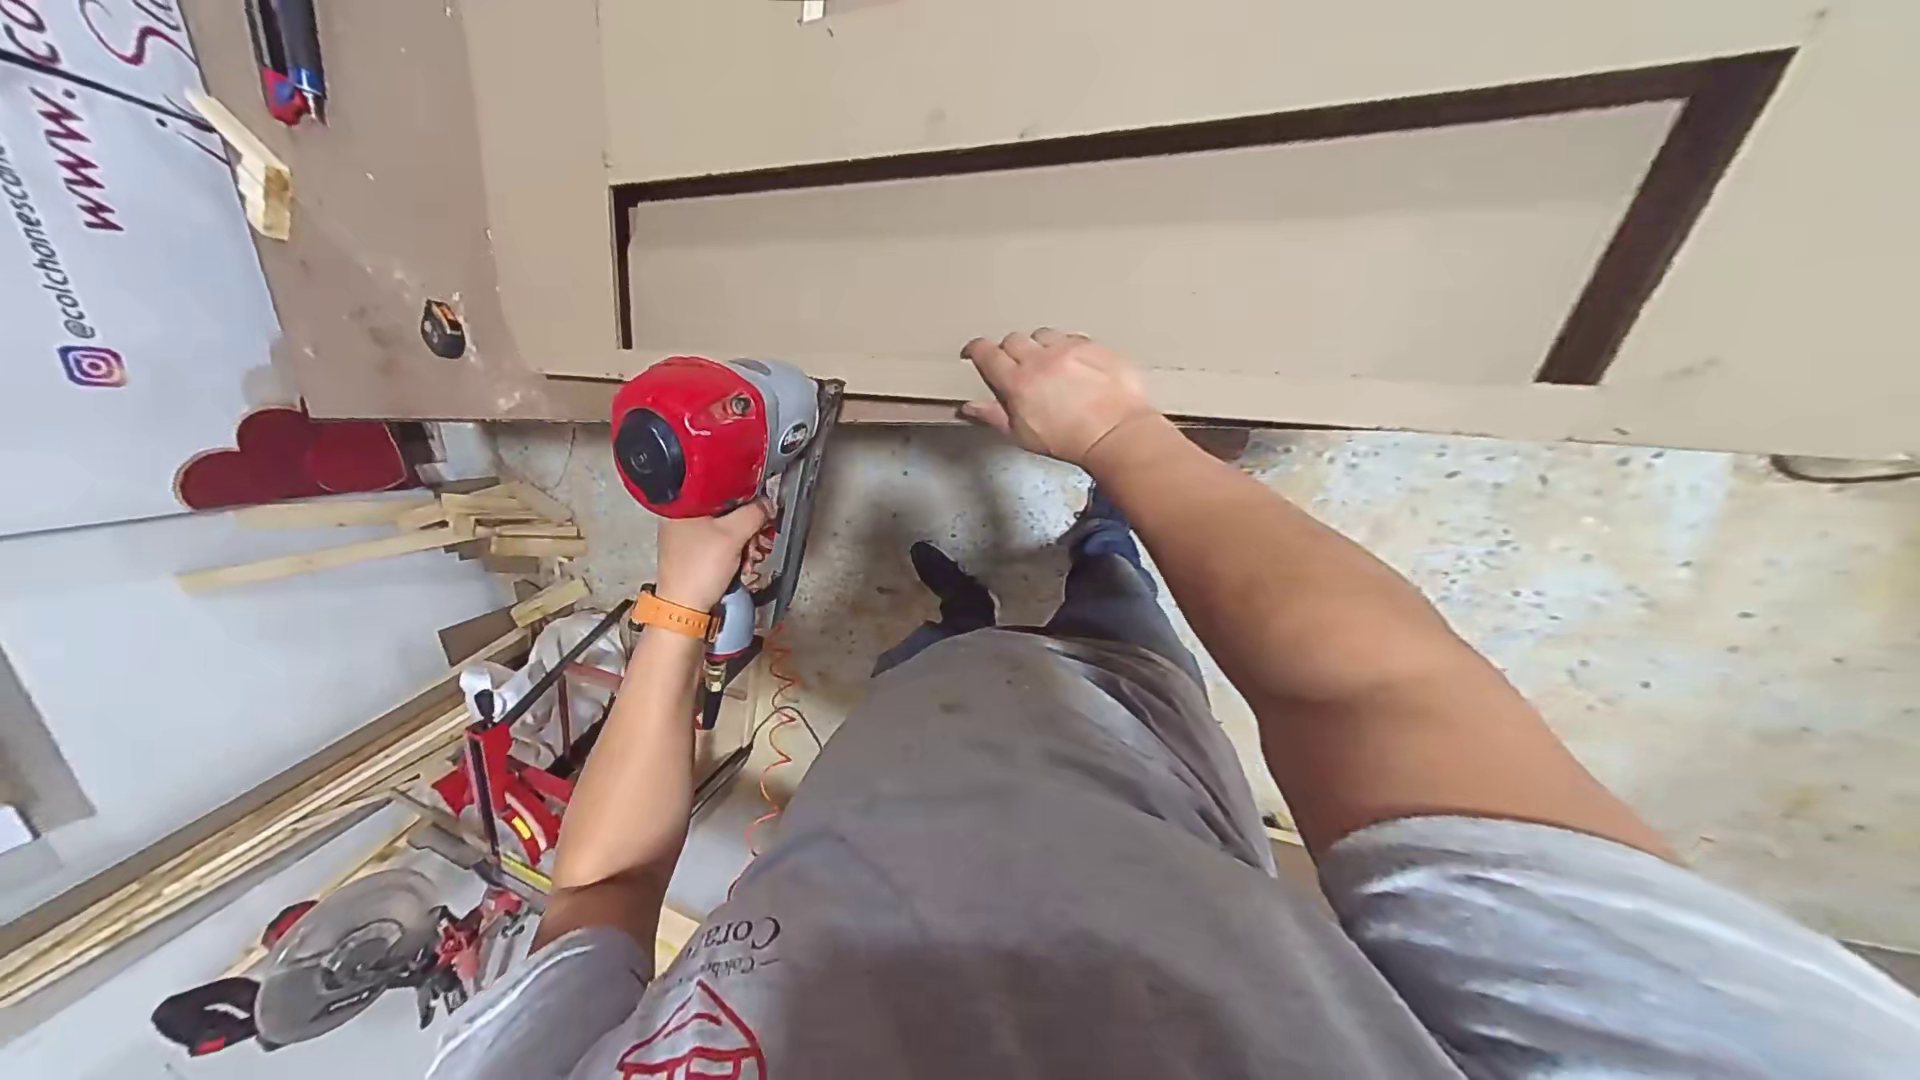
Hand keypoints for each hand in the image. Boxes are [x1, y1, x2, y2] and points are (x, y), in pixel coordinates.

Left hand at [654, 499, 771, 610]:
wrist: (685, 608)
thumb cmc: (700, 569)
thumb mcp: (733, 534)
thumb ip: (755, 512)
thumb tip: (769, 503)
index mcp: (683, 503)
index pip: (724, 486)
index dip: (748, 497)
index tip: (762, 512)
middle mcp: (682, 516)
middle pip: (729, 510)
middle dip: (749, 528)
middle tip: (757, 541)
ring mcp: (688, 536)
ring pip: (728, 528)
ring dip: (746, 543)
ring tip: (750, 557)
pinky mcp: (695, 552)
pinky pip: (722, 543)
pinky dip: (737, 552)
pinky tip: (743, 564)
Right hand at [960, 329, 1160, 465]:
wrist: (1115, 433)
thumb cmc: (1070, 440)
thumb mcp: (1023, 435)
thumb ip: (994, 416)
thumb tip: (971, 406)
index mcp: (1018, 381)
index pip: (987, 353)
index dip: (976, 350)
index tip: (974, 352)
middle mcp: (1041, 358)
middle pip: (1014, 339)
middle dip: (1010, 351)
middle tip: (1016, 366)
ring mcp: (1069, 348)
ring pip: (1043, 334)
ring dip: (1040, 346)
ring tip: (1048, 365)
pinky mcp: (1094, 346)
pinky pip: (1073, 338)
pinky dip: (1068, 348)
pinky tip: (1073, 365)